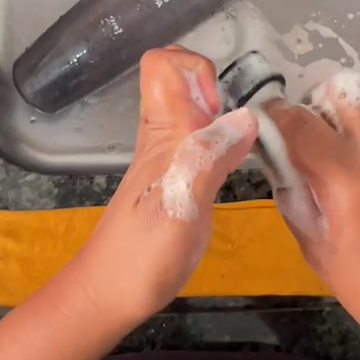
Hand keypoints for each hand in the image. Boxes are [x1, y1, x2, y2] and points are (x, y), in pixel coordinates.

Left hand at [58, 48, 257, 331]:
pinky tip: (238, 168)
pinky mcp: (176, 184)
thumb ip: (209, 157)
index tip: (218, 111)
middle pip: (179, 82)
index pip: (163, 65)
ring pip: (192, 113)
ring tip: (249, 146)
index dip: (196, 71)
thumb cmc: (142, 254)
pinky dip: (223, 144)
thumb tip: (246, 117)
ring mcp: (168, 161)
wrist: (110, 294)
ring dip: (223, 115)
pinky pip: (200, 144)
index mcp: (160, 133)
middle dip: (215, 86)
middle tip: (241, 129)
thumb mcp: (180, 205)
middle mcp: (163, 138)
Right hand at [260, 71, 359, 339]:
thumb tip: (279, 156)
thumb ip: (293, 193)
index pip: (299, 122)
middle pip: (345, 88)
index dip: (275, 114)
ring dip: (353, 105)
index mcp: (350, 182)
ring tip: (346, 137)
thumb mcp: (314, 246)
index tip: (265, 118)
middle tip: (311, 129)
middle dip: (318, 101)